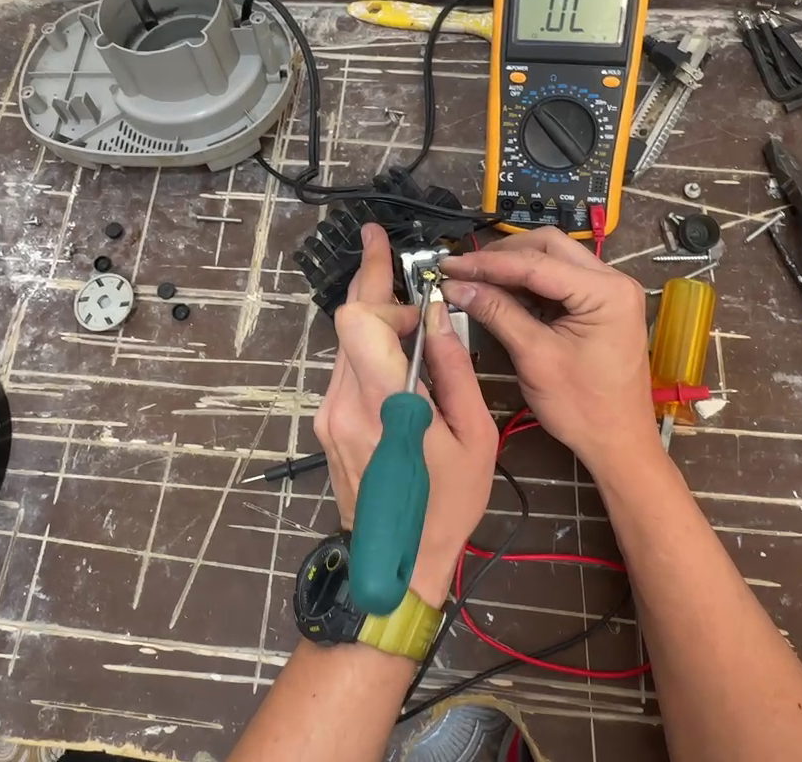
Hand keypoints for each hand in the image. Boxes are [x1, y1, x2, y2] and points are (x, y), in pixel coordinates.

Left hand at [313, 224, 498, 608]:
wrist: (399, 561)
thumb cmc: (448, 504)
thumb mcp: (474, 437)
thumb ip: (453, 369)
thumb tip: (439, 314)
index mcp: (384, 403)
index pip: (357, 321)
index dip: (380, 294)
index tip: (415, 298)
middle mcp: (344, 402)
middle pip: (346, 321)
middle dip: (369, 281)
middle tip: (379, 240)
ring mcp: (329, 415)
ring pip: (345, 343)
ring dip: (376, 320)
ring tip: (409, 312)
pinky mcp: (327, 424)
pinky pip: (347, 368)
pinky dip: (371, 350)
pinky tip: (399, 357)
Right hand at [440, 227, 661, 479]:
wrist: (619, 444)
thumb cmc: (583, 408)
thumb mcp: (535, 357)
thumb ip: (497, 313)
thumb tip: (456, 286)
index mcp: (606, 291)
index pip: (536, 263)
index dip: (487, 263)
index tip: (448, 265)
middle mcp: (613, 280)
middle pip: (548, 246)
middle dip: (502, 256)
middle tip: (463, 270)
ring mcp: (609, 290)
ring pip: (552, 258)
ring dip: (513, 267)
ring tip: (475, 279)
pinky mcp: (599, 304)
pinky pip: (558, 279)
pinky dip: (527, 283)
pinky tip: (499, 292)